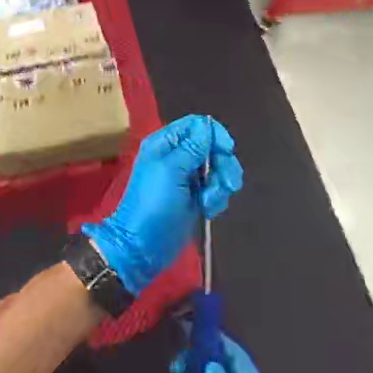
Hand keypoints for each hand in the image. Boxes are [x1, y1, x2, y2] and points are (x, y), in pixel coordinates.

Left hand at [81, 114, 241, 293]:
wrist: (144, 247)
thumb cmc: (154, 203)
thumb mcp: (172, 171)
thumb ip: (192, 147)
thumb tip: (207, 125)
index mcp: (166, 143)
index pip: (197, 125)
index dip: (215, 135)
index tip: (226, 150)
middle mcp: (178, 156)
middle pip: (213, 147)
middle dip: (223, 164)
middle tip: (228, 183)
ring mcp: (188, 178)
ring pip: (218, 169)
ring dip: (220, 185)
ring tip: (209, 202)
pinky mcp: (196, 198)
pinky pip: (217, 190)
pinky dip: (216, 199)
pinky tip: (208, 211)